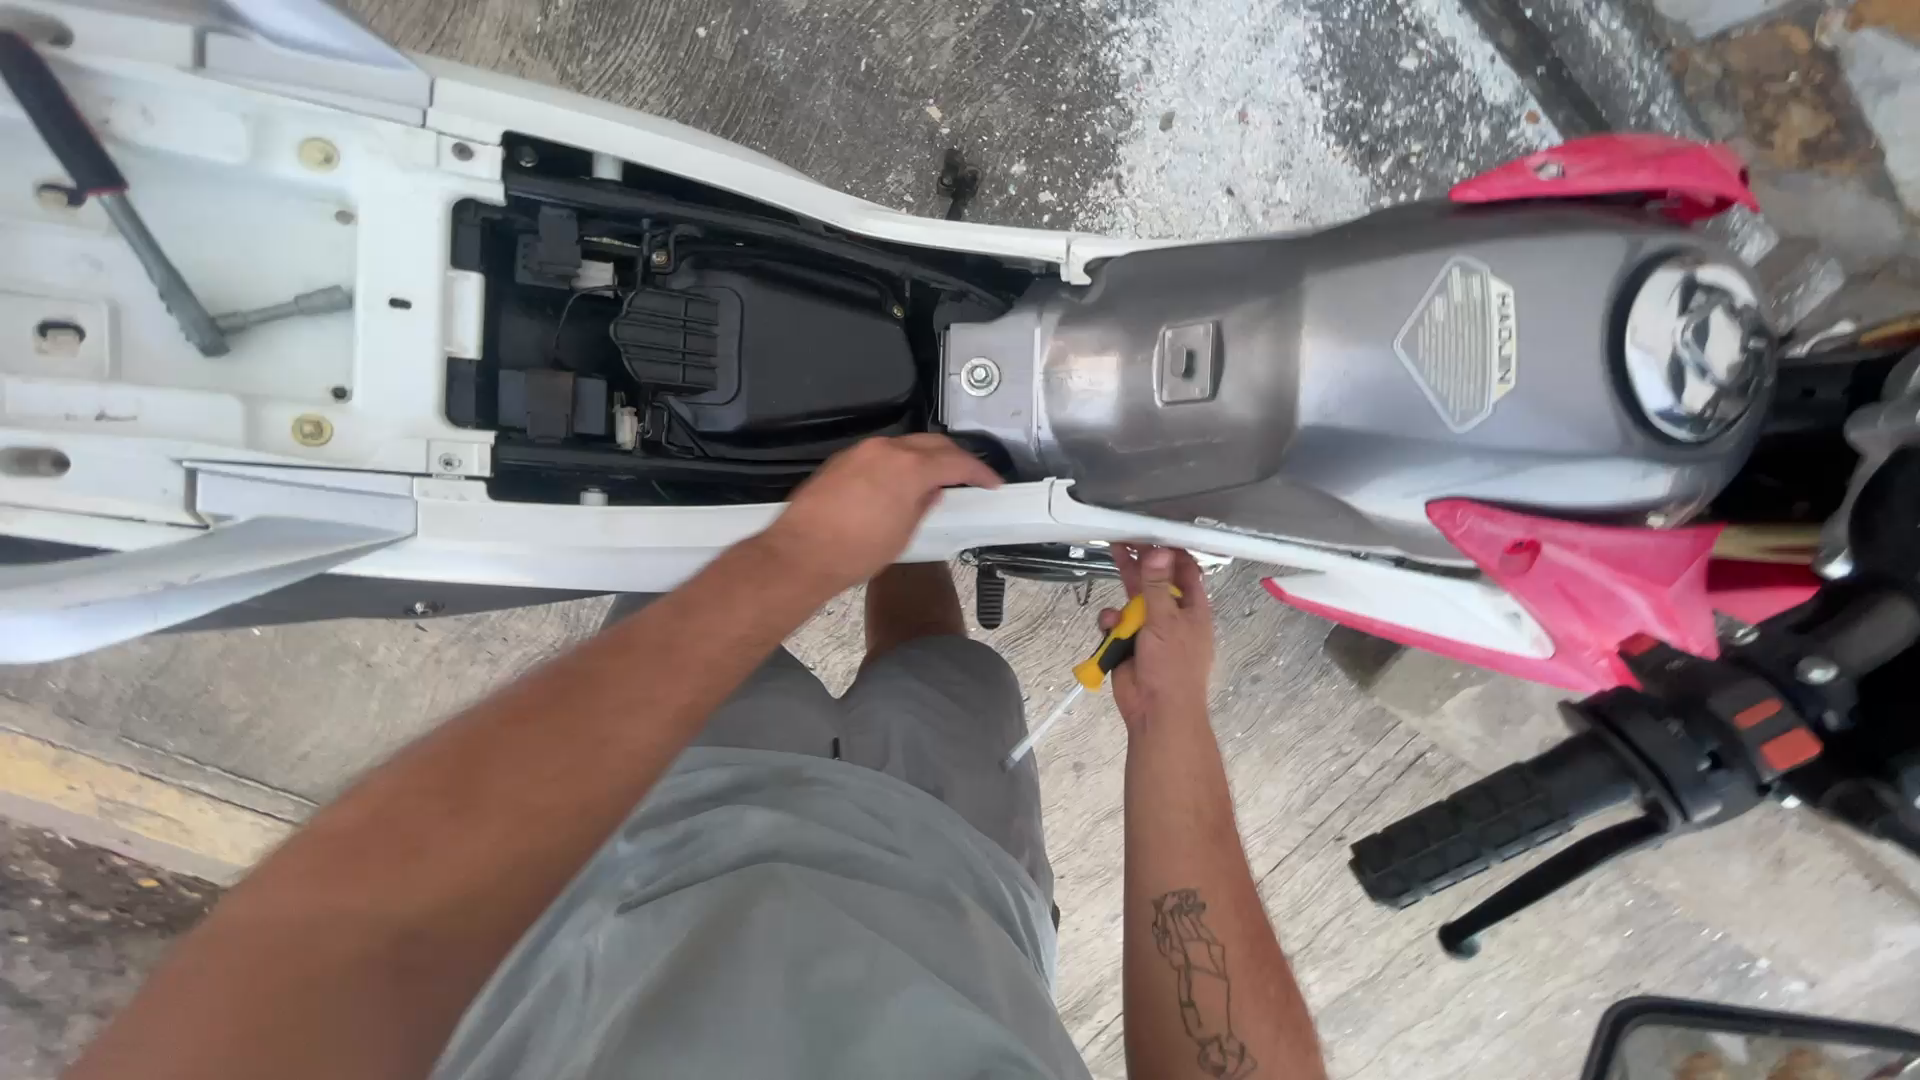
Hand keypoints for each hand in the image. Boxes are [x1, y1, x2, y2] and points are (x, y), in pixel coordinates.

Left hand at [759, 434, 1001, 594]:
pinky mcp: (841, 462)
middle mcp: (885, 451)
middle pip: (932, 444)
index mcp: (909, 467)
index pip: (956, 462)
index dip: (979, 472)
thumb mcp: (903, 534)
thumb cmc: (852, 551)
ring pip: (905, 445)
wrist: (801, 555)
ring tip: (938, 478)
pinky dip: (898, 462)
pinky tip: (901, 482)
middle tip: (969, 476)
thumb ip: (923, 505)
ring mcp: (860, 453)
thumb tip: (931, 493)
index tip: (990, 482)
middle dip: (955, 458)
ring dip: (925, 458)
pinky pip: (880, 454)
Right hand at [1099, 545, 1214, 734]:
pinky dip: (1111, 624)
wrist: (1156, 710)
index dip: (1170, 552)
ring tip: (1115, 578)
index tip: (1152, 534)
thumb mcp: (1166, 621)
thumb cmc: (1173, 667)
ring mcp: (1149, 630)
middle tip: (1122, 540)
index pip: (1185, 571)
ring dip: (1122, 598)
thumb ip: (1158, 586)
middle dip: (1139, 564)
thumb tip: (1159, 552)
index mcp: (1192, 609)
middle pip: (1154, 582)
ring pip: (1131, 602)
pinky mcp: (1128, 643)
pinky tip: (1110, 627)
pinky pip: (1115, 625)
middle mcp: (1172, 616)